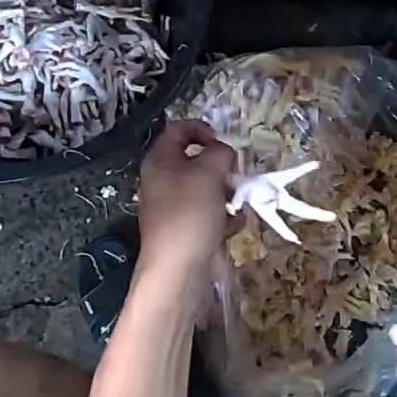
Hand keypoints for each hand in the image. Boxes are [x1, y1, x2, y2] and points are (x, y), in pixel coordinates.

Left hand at [136, 120, 235, 280]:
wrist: (180, 268)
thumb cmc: (190, 213)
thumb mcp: (208, 171)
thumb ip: (220, 152)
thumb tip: (224, 153)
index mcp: (161, 162)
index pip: (178, 130)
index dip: (201, 129)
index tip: (222, 141)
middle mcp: (166, 181)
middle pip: (199, 160)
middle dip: (222, 167)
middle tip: (233, 176)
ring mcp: (179, 206)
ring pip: (212, 187)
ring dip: (229, 193)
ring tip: (235, 204)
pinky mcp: (192, 227)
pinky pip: (215, 212)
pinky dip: (226, 217)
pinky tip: (230, 226)